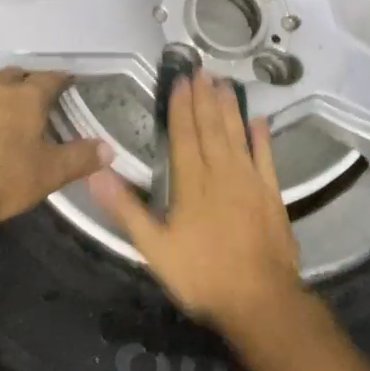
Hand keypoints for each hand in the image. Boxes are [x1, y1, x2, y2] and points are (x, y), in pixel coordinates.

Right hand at [89, 71, 302, 326]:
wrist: (260, 300)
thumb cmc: (202, 276)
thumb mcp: (154, 249)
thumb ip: (126, 209)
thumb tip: (96, 173)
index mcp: (191, 185)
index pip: (184, 137)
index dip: (180, 108)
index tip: (180, 80)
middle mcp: (222, 175)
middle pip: (211, 129)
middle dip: (204, 99)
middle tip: (201, 70)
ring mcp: (250, 183)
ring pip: (238, 136)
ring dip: (230, 108)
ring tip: (224, 83)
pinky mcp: (273, 196)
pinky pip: (266, 159)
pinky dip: (262, 139)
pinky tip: (259, 121)